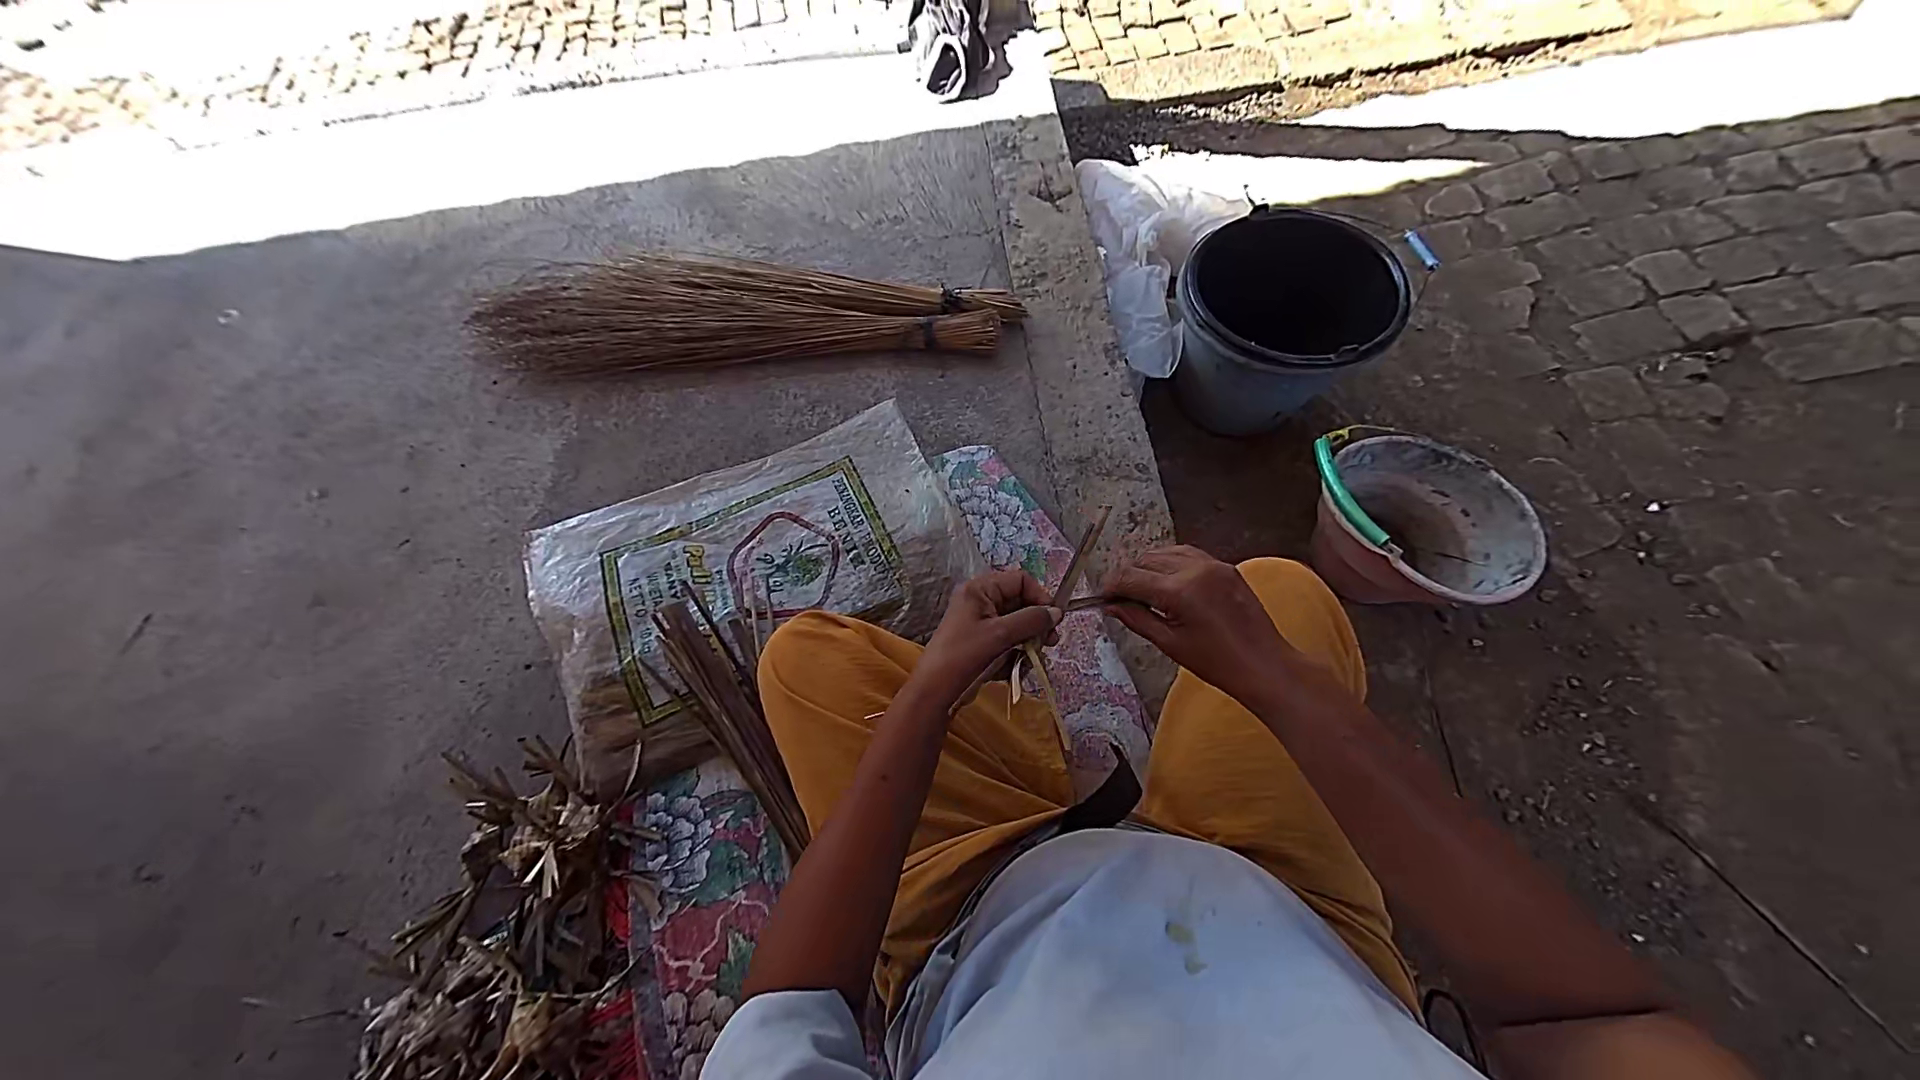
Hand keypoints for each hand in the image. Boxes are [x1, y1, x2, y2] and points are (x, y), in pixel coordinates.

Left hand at [907, 569, 1061, 708]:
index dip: (1039, 596)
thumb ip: (1031, 620)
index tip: (1053, 619)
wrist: (935, 691)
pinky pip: (1008, 642)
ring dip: (1027, 644)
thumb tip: (1057, 612)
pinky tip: (1014, 671)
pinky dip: (1015, 655)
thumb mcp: (1000, 635)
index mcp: (980, 589)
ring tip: (1029, 662)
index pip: (1020, 580)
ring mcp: (980, 623)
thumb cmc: (965, 656)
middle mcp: (980, 601)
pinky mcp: (981, 644)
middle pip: (1020, 603)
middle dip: (1035, 624)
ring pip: (1017, 626)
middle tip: (1049, 643)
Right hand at [1101, 546, 1303, 707]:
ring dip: (1147, 567)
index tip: (1104, 598)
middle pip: (1144, 561)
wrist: (1264, 665)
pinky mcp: (1225, 567)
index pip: (1131, 577)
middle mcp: (1196, 570)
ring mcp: (1213, 565)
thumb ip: (1136, 618)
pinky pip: (1187, 555)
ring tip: (1141, 591)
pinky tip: (1165, 581)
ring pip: (1164, 553)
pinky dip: (1169, 563)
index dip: (1111, 586)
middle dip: (1127, 577)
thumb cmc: (1218, 662)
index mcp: (1180, 591)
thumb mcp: (1169, 643)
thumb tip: (1112, 606)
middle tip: (1119, 598)